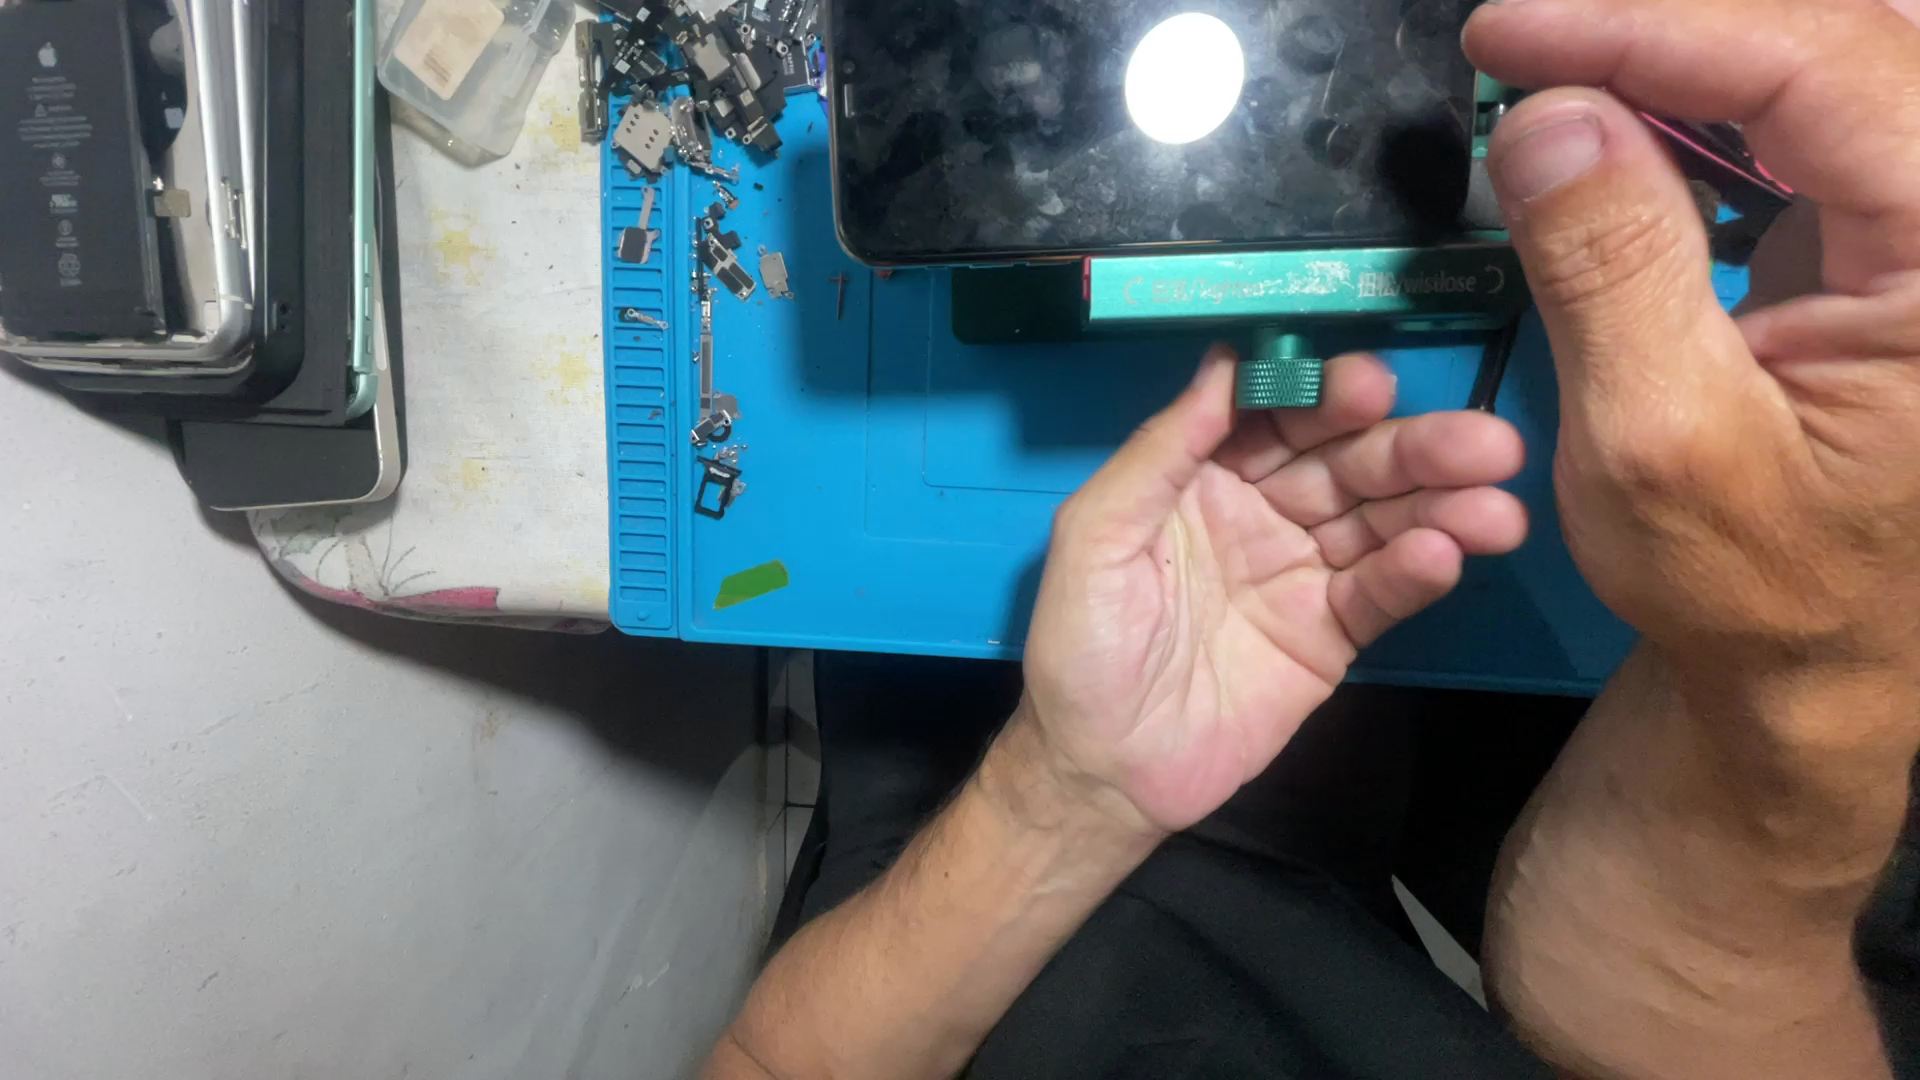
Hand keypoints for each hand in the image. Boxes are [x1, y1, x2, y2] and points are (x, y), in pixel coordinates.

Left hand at [1010, 349, 1526, 835]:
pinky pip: (1377, 594)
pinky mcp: (1327, 635)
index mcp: (1194, 481)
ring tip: (1495, 501)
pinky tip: (1444, 554)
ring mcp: (1294, 574)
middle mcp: (1252, 514)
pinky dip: (1413, 573)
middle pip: (1341, 465)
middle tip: (1481, 440)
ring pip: (1376, 523)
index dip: (1320, 398)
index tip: (1370, 386)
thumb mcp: (1096, 534)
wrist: (1106, 765)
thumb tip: (1225, 361)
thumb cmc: (1082, 643)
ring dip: (1439, 505)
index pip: (1271, 421)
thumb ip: (1159, 452)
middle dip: (1408, 448)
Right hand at [1464, 0, 1919, 737]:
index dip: (1646, 30)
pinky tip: (1626, 129)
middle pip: (1854, 44)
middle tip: (1524, 43)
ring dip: (1689, 64)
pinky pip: (1809, 143)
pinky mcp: (1893, 254)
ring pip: (1834, 84)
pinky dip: (1704, 119)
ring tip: (1563, 71)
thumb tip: (1542, 124)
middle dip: (1671, 29)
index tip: (1502, 34)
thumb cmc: (1736, 568)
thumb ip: (1606, 270)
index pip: (1820, 71)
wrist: (1810, 650)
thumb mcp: (1649, 433)